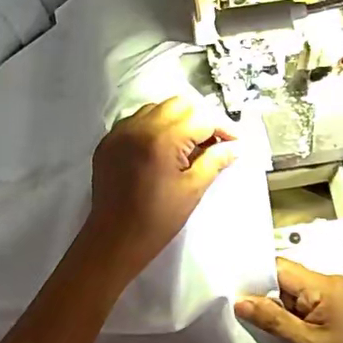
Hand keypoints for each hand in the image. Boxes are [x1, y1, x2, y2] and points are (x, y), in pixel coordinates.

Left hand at [81, 97, 238, 274]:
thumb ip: (215, 161)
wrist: (114, 238)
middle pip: (179, 104)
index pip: (201, 118)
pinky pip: (136, 121)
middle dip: (199, 118)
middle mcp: (139, 126)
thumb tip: (234, 146)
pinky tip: (162, 150)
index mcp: (162, 138)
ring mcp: (120, 132)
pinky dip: (153, 127)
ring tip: (187, 146)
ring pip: (156, 108)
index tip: (234, 142)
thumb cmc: (158, 219)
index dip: (222, 128)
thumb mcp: (193, 189)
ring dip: (176, 119)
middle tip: (211, 143)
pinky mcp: (108, 141)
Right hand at [236, 259, 342, 342]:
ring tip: (249, 318)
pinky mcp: (335, 311)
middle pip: (285, 279)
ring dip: (275, 306)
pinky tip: (274, 328)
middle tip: (235, 305)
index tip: (230, 286)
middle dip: (262, 293)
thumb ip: (272, 319)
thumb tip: (240, 301)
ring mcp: (334, 297)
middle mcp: (329, 283)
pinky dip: (289, 315)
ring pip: (293, 293)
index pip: (279, 267)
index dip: (254, 276)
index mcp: (324, 284)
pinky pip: (304, 305)